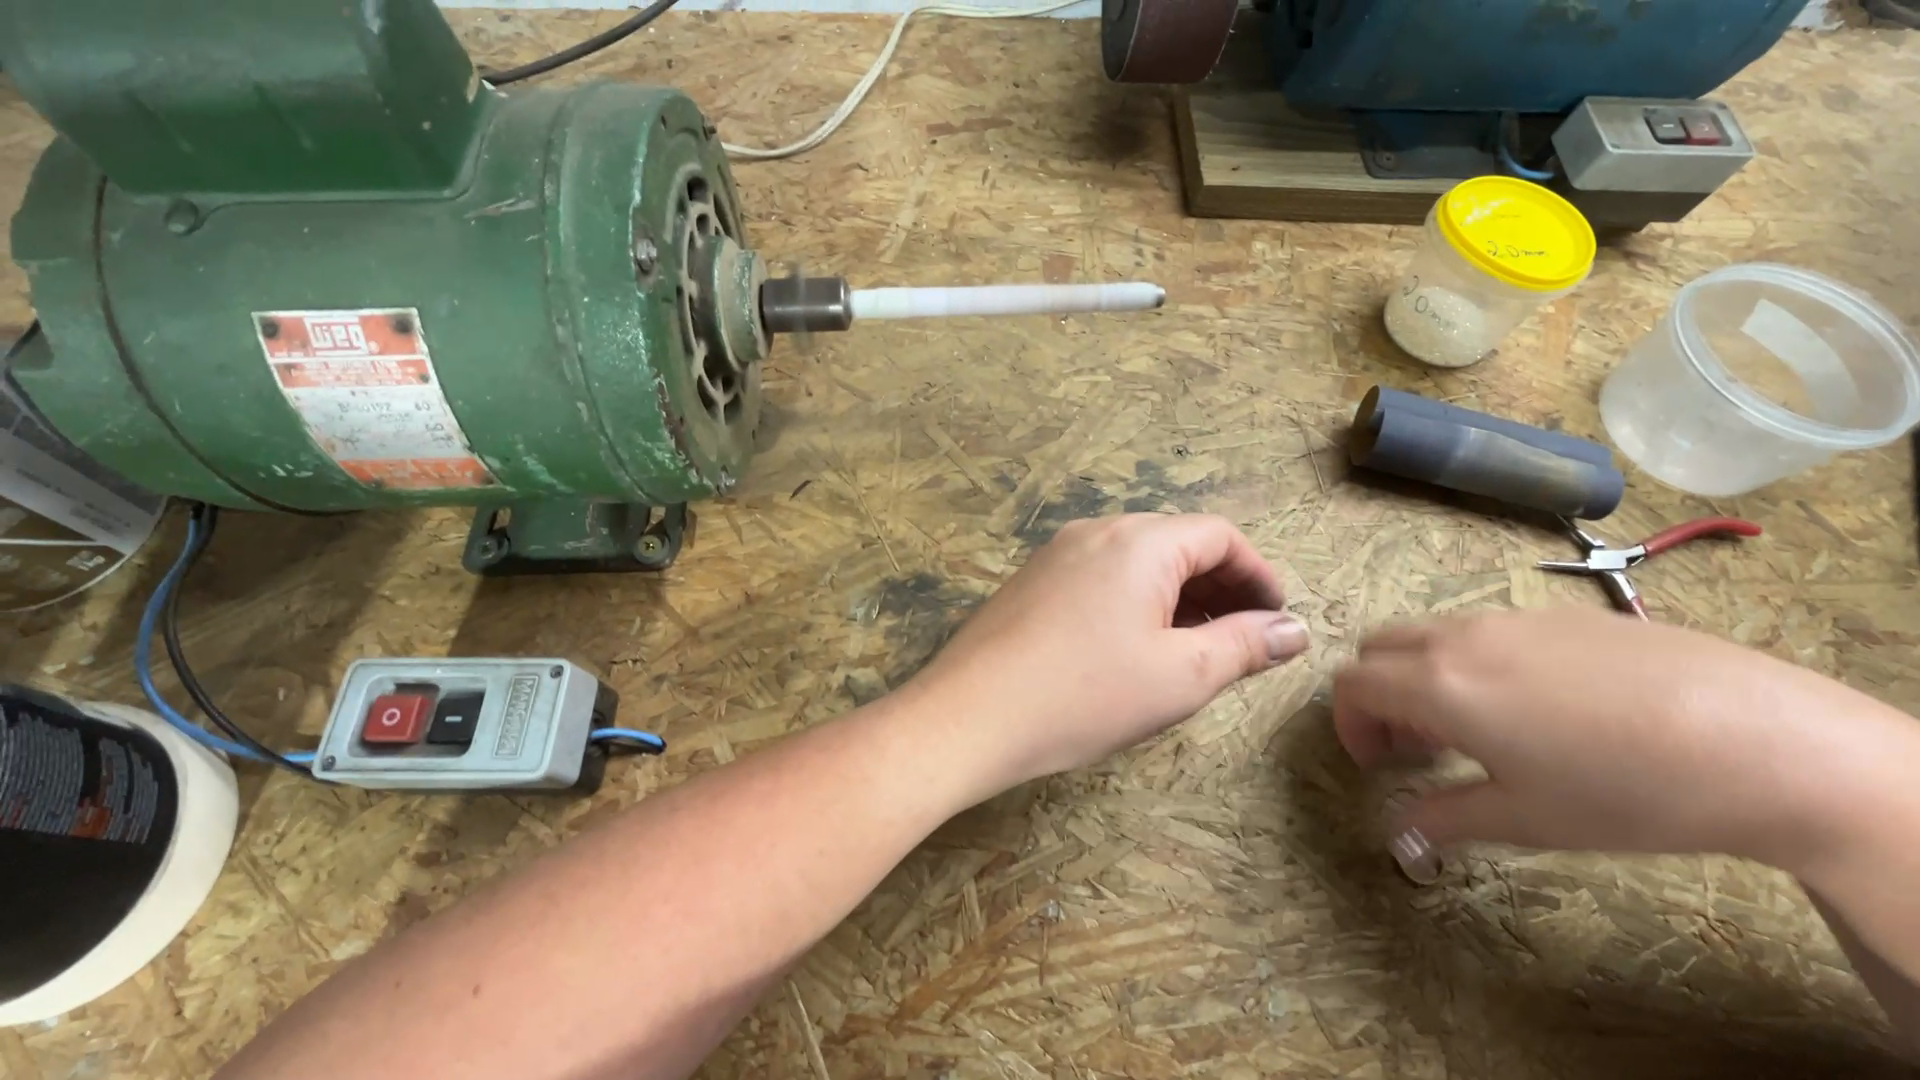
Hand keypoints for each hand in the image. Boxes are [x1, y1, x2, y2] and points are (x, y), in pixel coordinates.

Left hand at [907, 514, 1307, 797]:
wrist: (967, 718)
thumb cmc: (1083, 696)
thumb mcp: (1180, 676)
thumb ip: (1244, 645)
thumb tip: (1295, 629)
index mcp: (1139, 541)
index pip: (1220, 535)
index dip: (1259, 575)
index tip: (1276, 622)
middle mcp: (1096, 532)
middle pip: (1177, 543)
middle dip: (1220, 587)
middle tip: (1242, 641)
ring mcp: (1056, 555)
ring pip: (1137, 563)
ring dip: (1177, 597)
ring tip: (1194, 651)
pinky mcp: (1030, 583)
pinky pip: (1100, 579)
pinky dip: (1134, 603)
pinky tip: (1134, 650)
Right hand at [1334, 607, 1919, 875]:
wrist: (1766, 743)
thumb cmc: (1625, 791)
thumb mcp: (1525, 819)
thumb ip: (1442, 820)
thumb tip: (1398, 839)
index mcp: (1439, 683)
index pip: (1351, 683)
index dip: (1349, 725)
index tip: (1379, 765)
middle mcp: (1464, 637)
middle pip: (1380, 646)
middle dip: (1378, 694)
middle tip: (1418, 747)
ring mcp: (1517, 618)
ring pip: (1434, 634)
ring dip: (1425, 675)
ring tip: (1481, 730)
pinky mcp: (1566, 615)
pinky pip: (1491, 630)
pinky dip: (1477, 662)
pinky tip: (1545, 709)